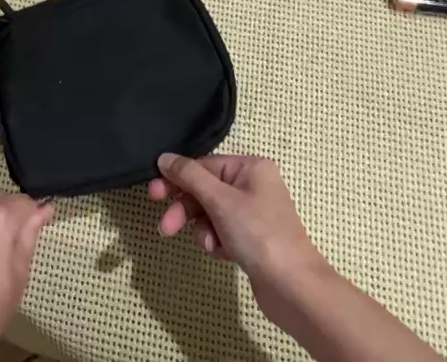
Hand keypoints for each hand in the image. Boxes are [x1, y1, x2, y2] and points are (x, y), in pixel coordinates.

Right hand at [149, 153, 323, 286]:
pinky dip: (217, 242)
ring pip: (210, 214)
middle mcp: (253, 185)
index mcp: (250, 168)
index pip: (204, 166)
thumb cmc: (258, 234)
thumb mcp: (220, 200)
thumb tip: (164, 157)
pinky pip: (222, 231)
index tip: (154, 194)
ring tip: (210, 246)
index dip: (178, 179)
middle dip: (186, 210)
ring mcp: (253, 213)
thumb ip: (189, 176)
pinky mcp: (251, 238)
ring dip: (204, 230)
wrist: (293, 288)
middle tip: (164, 227)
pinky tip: (223, 253)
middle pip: (205, 190)